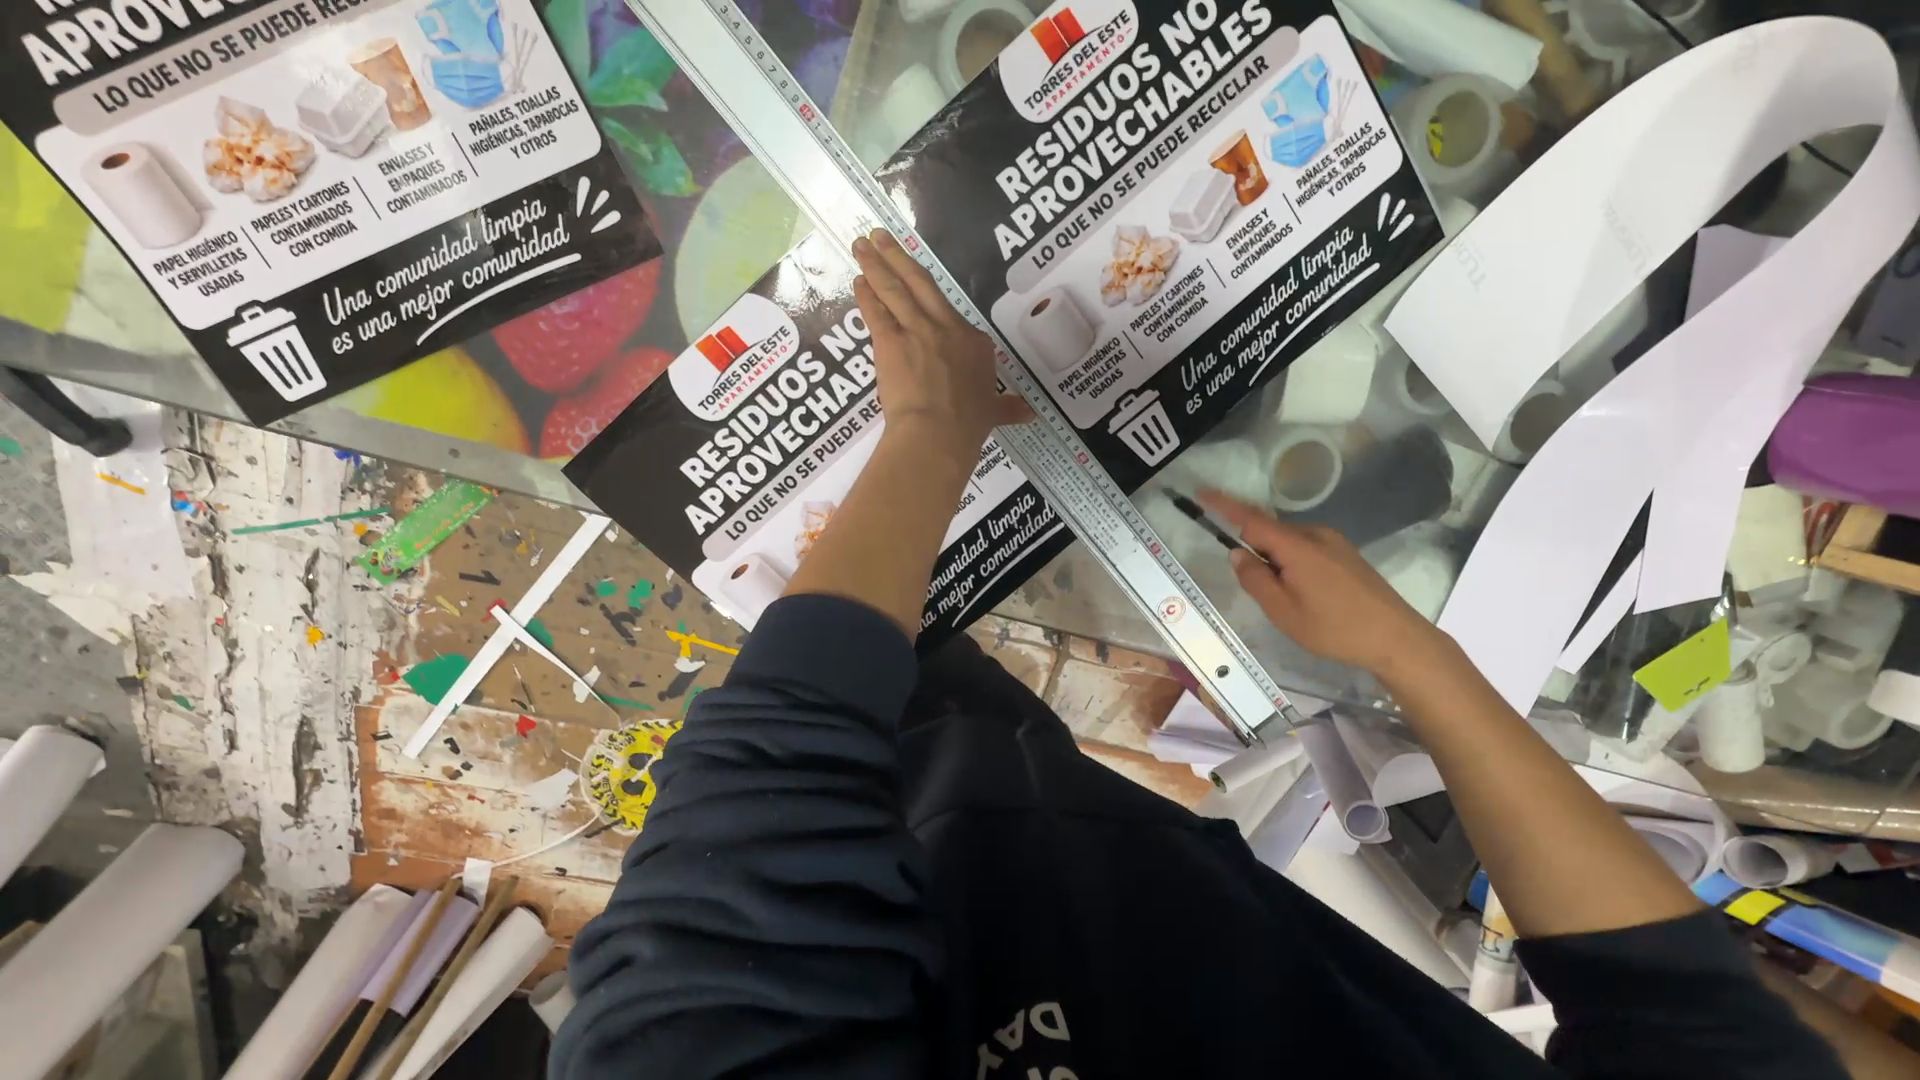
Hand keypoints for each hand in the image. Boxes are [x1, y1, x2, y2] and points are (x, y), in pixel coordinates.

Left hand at [852, 230, 1031, 461]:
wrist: (938, 431)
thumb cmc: (968, 424)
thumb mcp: (994, 412)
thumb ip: (1008, 408)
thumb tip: (1029, 414)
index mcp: (975, 343)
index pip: (953, 316)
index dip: (933, 301)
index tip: (921, 289)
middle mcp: (946, 328)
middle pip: (920, 283)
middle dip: (897, 255)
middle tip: (879, 234)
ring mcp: (917, 331)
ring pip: (894, 289)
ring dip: (876, 264)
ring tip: (861, 244)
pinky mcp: (890, 342)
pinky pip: (876, 312)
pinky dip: (866, 295)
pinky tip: (858, 280)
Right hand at [1198, 490, 1448, 679]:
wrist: (1398, 639)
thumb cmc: (1335, 628)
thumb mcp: (1284, 612)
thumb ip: (1255, 580)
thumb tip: (1237, 553)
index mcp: (1297, 546)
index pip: (1250, 519)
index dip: (1224, 505)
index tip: (1201, 492)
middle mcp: (1316, 535)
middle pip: (1270, 533)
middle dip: (1256, 554)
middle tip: (1263, 595)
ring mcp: (1335, 543)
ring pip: (1289, 544)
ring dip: (1277, 563)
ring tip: (1291, 603)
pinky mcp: (1346, 555)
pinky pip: (1306, 550)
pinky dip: (1294, 565)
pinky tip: (1308, 597)